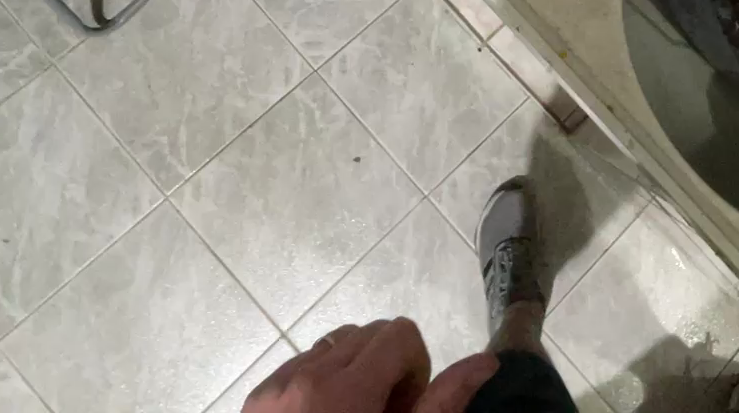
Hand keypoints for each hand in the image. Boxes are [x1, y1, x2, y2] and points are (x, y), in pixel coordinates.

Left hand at [242, 319, 498, 412]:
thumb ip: (442, 403)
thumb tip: (486, 361)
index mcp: (345, 390)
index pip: (399, 332)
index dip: (414, 367)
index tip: (406, 408)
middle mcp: (305, 376)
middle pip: (369, 333)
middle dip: (386, 367)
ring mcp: (273, 387)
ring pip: (334, 343)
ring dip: (353, 370)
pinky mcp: (253, 400)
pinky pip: (300, 362)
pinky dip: (318, 381)